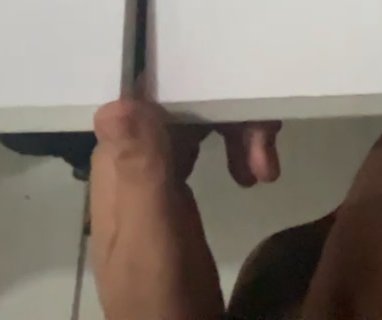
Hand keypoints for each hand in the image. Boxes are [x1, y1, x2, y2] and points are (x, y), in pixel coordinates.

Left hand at [88, 99, 281, 319]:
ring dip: (240, 134)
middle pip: (183, 104)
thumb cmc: (162, 296)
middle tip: (266, 152)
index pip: (153, 96)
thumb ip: (139, 169)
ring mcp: (155, 173)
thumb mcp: (155, 234)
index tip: (236, 98)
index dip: (194, 86)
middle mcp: (132, 158)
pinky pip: (208, 144)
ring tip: (267, 171)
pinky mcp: (177, 188)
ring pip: (200, 121)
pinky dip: (237, 149)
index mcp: (116, 162)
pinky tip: (255, 174)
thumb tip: (114, 102)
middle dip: (230, 117)